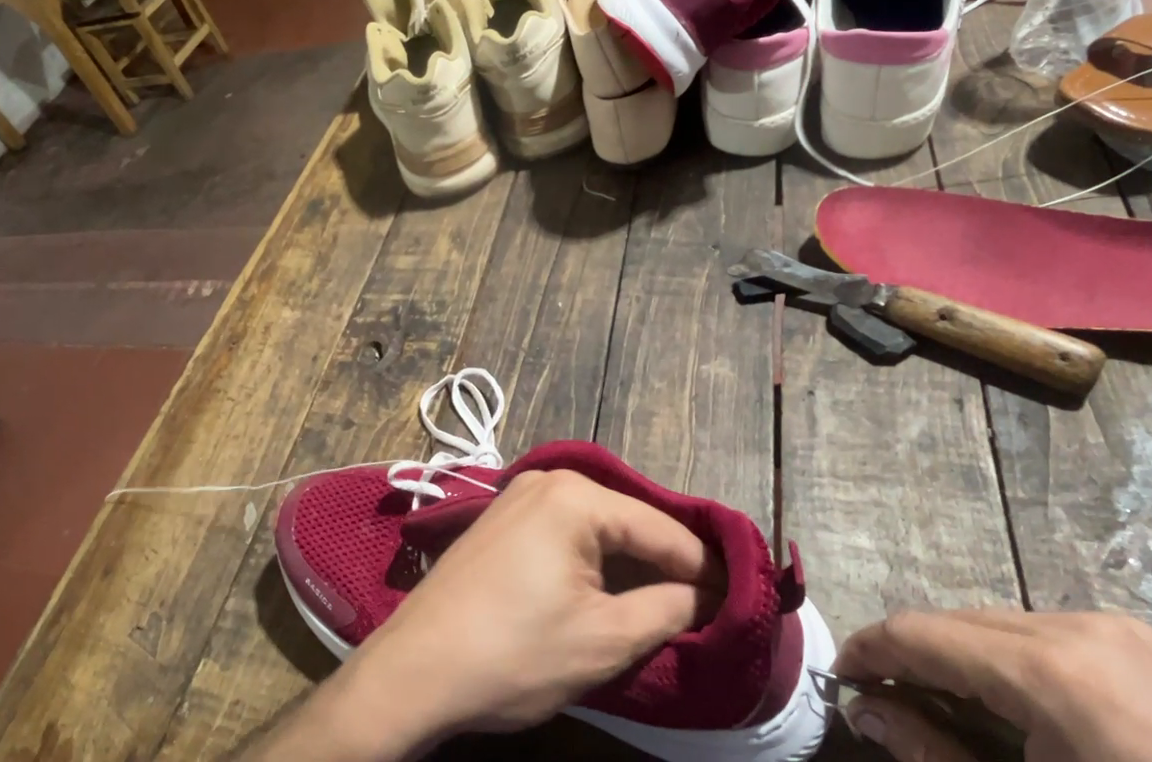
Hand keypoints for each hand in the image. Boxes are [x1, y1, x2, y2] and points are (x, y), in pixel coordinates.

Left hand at [246, 470, 716, 760]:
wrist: (414, 671)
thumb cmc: (513, 653)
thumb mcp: (604, 639)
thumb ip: (667, 609)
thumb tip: (706, 596)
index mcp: (576, 496)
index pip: (664, 531)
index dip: (705, 572)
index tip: (738, 604)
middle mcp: (547, 481)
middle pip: (630, 522)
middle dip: (666, 566)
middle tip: (702, 609)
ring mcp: (517, 499)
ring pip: (597, 529)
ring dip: (629, 566)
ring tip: (663, 609)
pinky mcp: (499, 523)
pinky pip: (564, 534)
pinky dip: (593, 563)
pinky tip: (607, 596)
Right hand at [835, 609, 1151, 761]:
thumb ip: (936, 754)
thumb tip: (867, 711)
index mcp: (1048, 667)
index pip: (920, 631)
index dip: (867, 649)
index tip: (838, 680)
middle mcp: (1077, 626)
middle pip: (956, 621)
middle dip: (912, 657)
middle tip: (888, 705)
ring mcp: (1117, 629)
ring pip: (997, 624)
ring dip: (959, 658)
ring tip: (948, 709)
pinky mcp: (1143, 643)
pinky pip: (1044, 636)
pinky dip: (1007, 661)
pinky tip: (1011, 706)